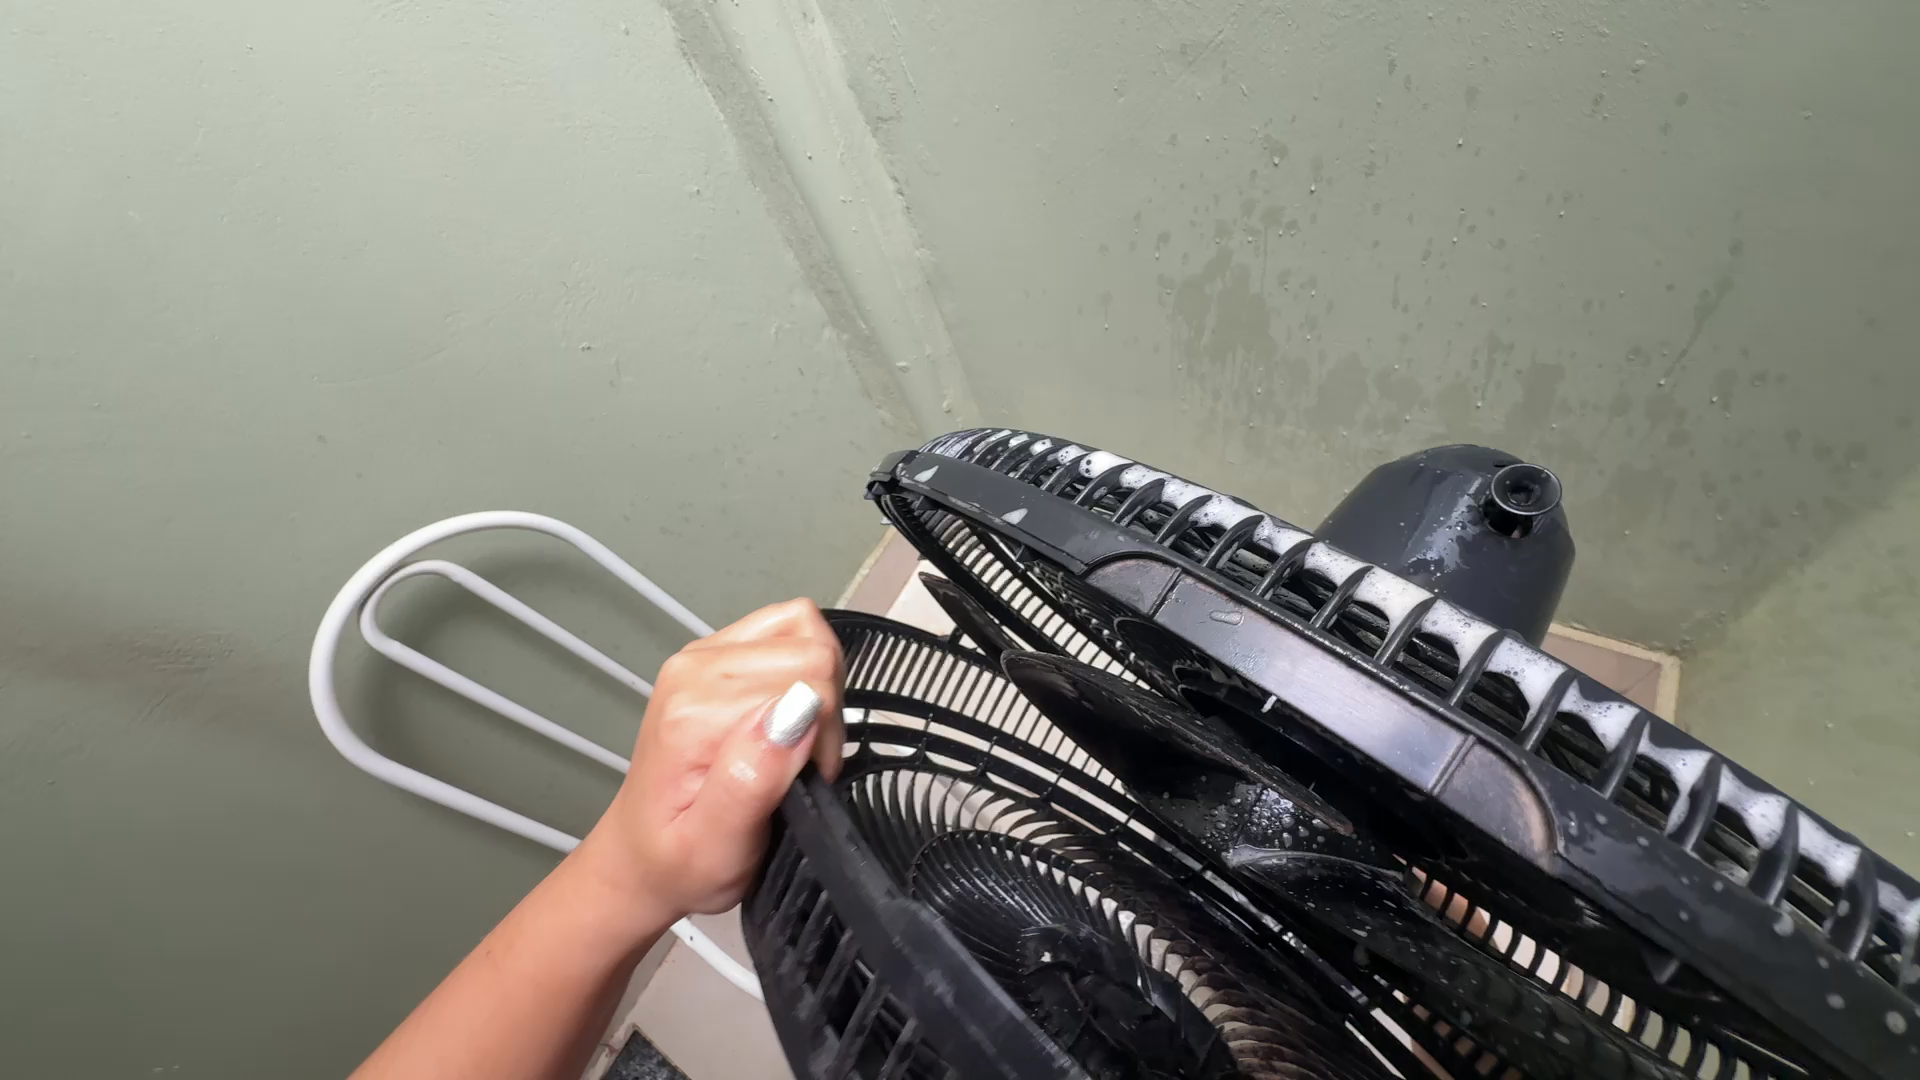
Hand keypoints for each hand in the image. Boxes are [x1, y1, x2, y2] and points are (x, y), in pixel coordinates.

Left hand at [579, 598, 845, 920]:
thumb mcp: (716, 849)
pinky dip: (807, 661)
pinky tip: (793, 707)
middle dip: (827, 709)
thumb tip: (797, 711)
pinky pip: (789, 624)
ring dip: (821, 682)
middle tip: (805, 763)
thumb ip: (751, 780)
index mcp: (694, 709)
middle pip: (812, 650)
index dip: (827, 735)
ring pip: (807, 628)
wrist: (643, 856)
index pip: (810, 682)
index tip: (807, 780)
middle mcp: (697, 665)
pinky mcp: (720, 647)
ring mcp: (706, 650)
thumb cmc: (682, 863)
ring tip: (801, 736)